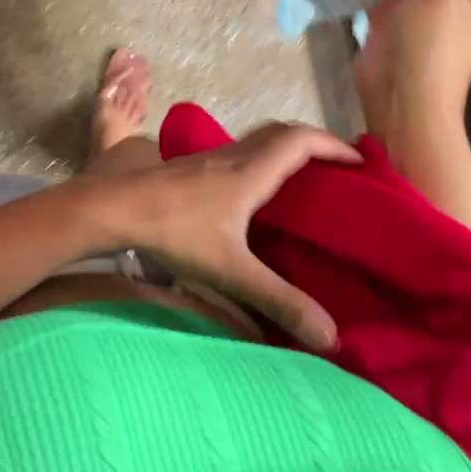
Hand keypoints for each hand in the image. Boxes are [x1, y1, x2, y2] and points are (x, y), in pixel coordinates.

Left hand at [87, 123, 360, 350]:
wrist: (111, 205)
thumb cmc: (174, 231)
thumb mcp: (230, 270)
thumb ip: (279, 301)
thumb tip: (332, 337)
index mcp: (248, 172)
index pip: (298, 141)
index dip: (332, 144)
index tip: (359, 158)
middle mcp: (229, 157)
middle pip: (278, 134)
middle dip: (312, 143)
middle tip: (336, 167)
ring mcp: (203, 159)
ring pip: (252, 142)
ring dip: (280, 150)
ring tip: (299, 180)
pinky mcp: (183, 167)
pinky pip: (232, 153)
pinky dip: (254, 161)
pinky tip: (247, 193)